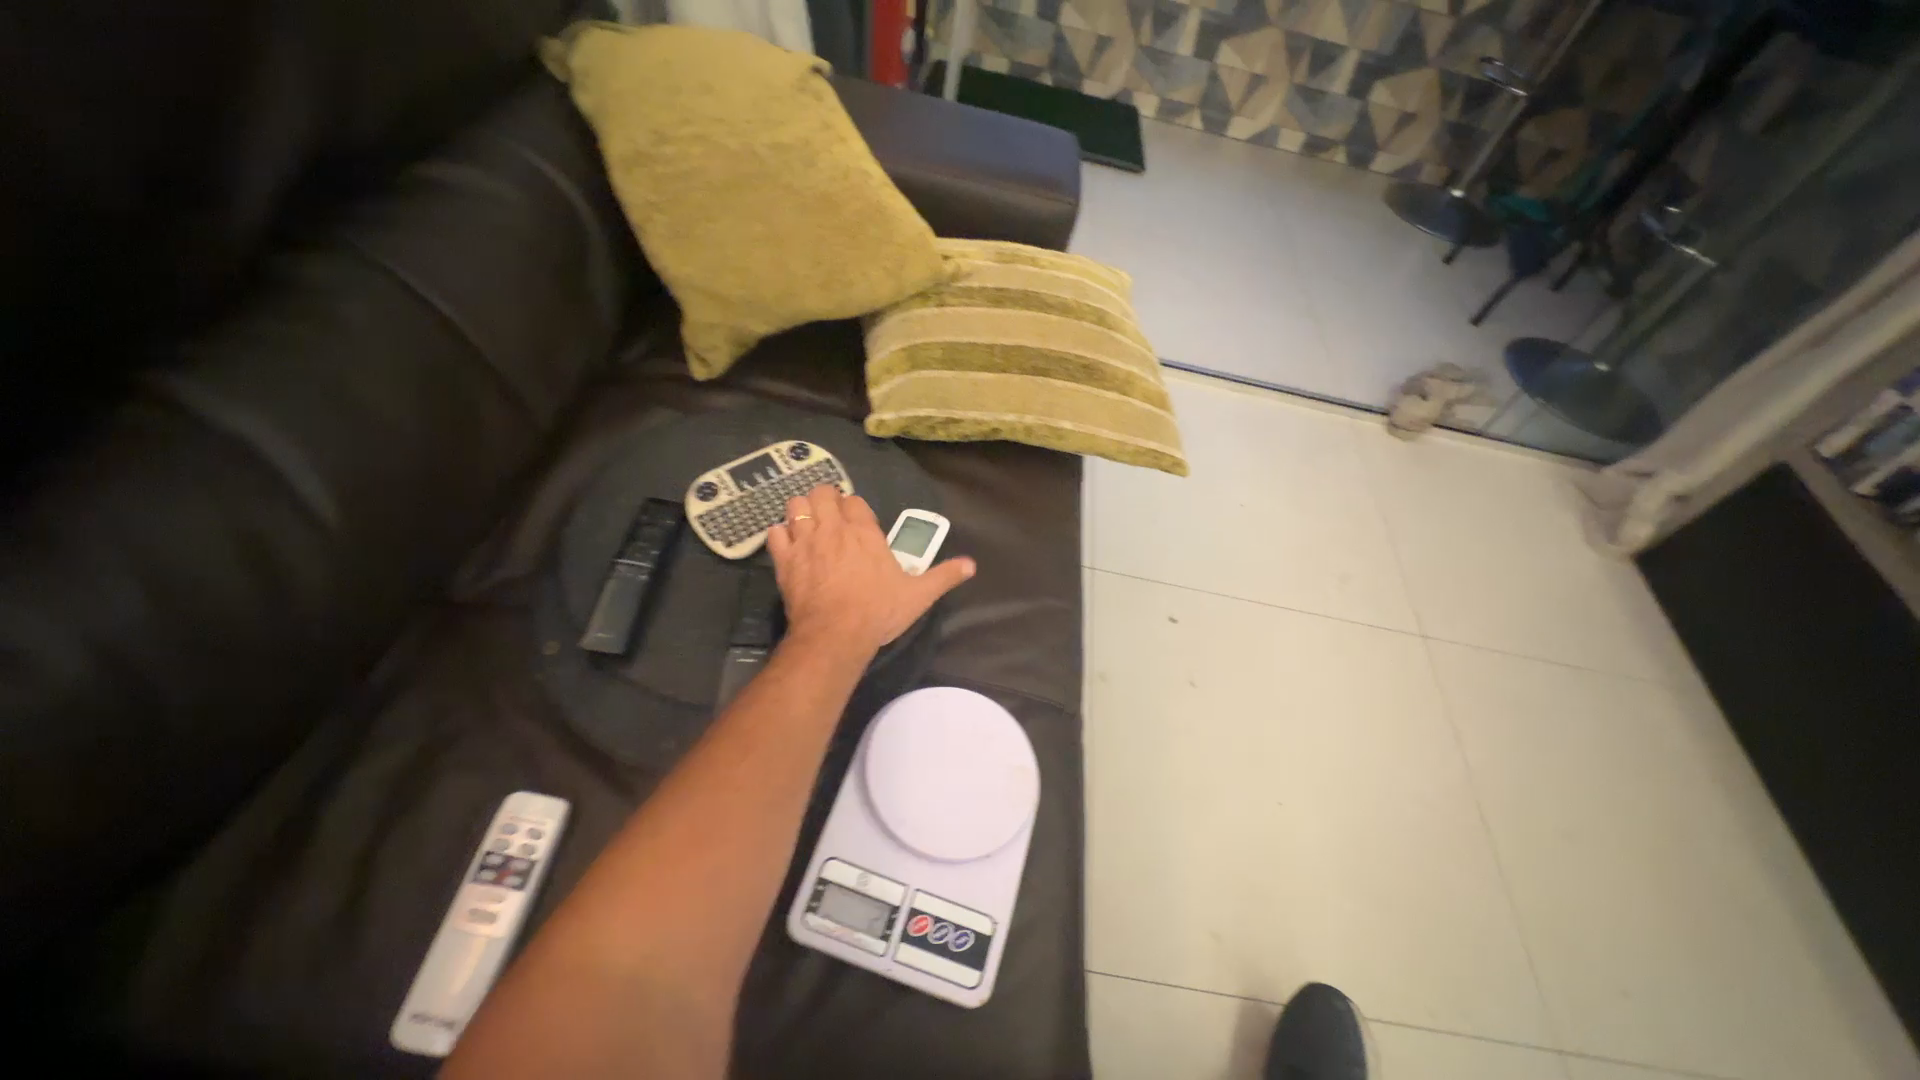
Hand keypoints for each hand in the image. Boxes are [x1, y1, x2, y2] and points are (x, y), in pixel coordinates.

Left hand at [764, 486, 974, 658]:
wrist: (836, 633)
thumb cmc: (878, 611)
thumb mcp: (918, 595)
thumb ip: (944, 576)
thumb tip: (971, 565)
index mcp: (865, 532)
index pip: (855, 501)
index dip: (853, 507)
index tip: (855, 519)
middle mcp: (834, 528)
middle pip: (823, 494)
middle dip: (825, 499)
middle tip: (829, 515)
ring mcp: (806, 541)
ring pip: (796, 505)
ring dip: (800, 510)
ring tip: (806, 523)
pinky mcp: (784, 559)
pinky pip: (775, 532)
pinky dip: (780, 534)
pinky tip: (787, 544)